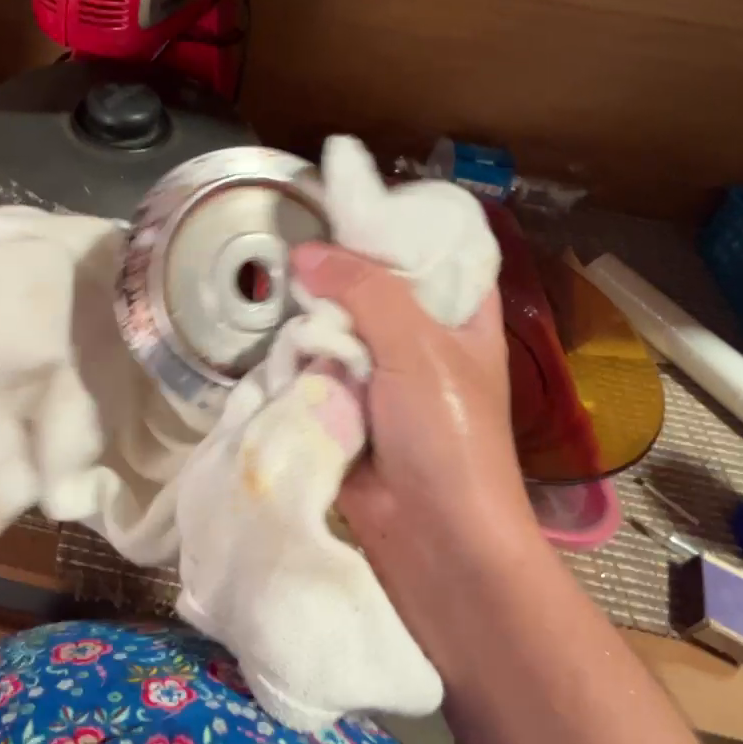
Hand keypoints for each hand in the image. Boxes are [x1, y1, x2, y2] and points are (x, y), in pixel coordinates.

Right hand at [292, 244, 543, 578]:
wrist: (433, 538)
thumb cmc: (448, 436)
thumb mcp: (418, 347)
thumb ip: (364, 288)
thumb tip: (303, 252)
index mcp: (457, 314)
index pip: (428, 248)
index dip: (390, 224)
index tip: (340, 205)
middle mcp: (417, 337)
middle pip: (366, 284)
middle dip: (332, 282)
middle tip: (299, 273)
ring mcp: (376, 373)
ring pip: (330, 325)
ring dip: (310, 330)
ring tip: (298, 336)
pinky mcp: (340, 405)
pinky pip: (309, 368)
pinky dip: (295, 367)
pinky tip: (285, 368)